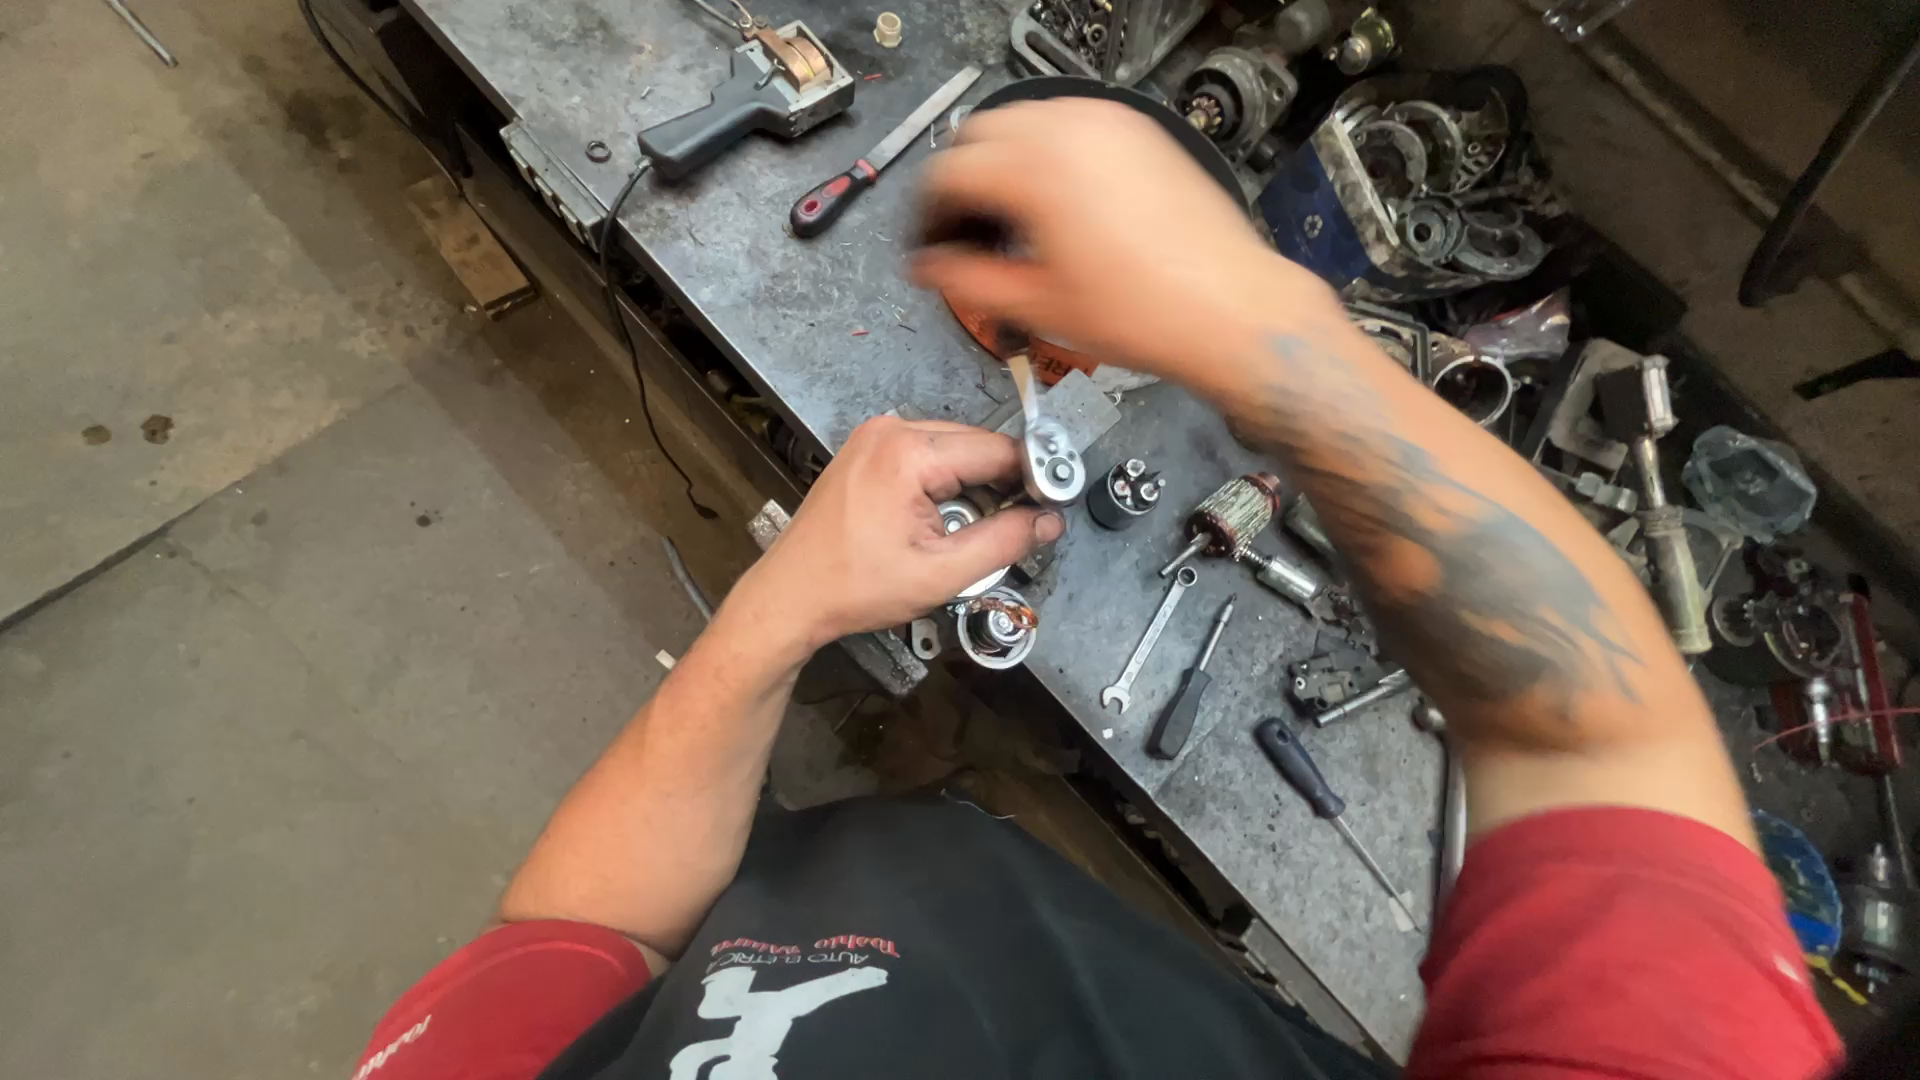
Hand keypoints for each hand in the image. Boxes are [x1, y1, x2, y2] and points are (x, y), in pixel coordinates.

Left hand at [731, 417, 1063, 651]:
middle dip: (1000, 482)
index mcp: (908, 453)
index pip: (997, 450)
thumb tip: (1050, 521)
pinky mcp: (865, 450)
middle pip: (975, 444)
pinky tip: (938, 517)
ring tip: (965, 528)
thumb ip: (1004, 542)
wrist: (790, 596)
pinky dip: (942, 481)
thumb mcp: (942, 574)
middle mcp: (890, 430)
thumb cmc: (855, 587)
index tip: (1049, 507)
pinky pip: (923, 454)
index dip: (1031, 478)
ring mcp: (873, 436)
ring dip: (971, 483)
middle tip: (1011, 526)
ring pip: (951, 448)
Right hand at [910, 98, 1339, 382]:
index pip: (947, 171)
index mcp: (1037, 169)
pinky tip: (1051, 211)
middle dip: (959, 185)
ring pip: (1023, 125)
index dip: (928, 215)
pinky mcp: (1138, 134)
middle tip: (963, 235)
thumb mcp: (1037, 308)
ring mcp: (1110, 125)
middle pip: (978, 135)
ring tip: (1007, 227)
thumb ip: (966, 282)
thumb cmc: (1150, 313)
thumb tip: (930, 268)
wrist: (1228, 310)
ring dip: (999, 169)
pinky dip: (1043, 160)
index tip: (932, 244)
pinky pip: (1069, 129)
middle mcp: (1072, 129)